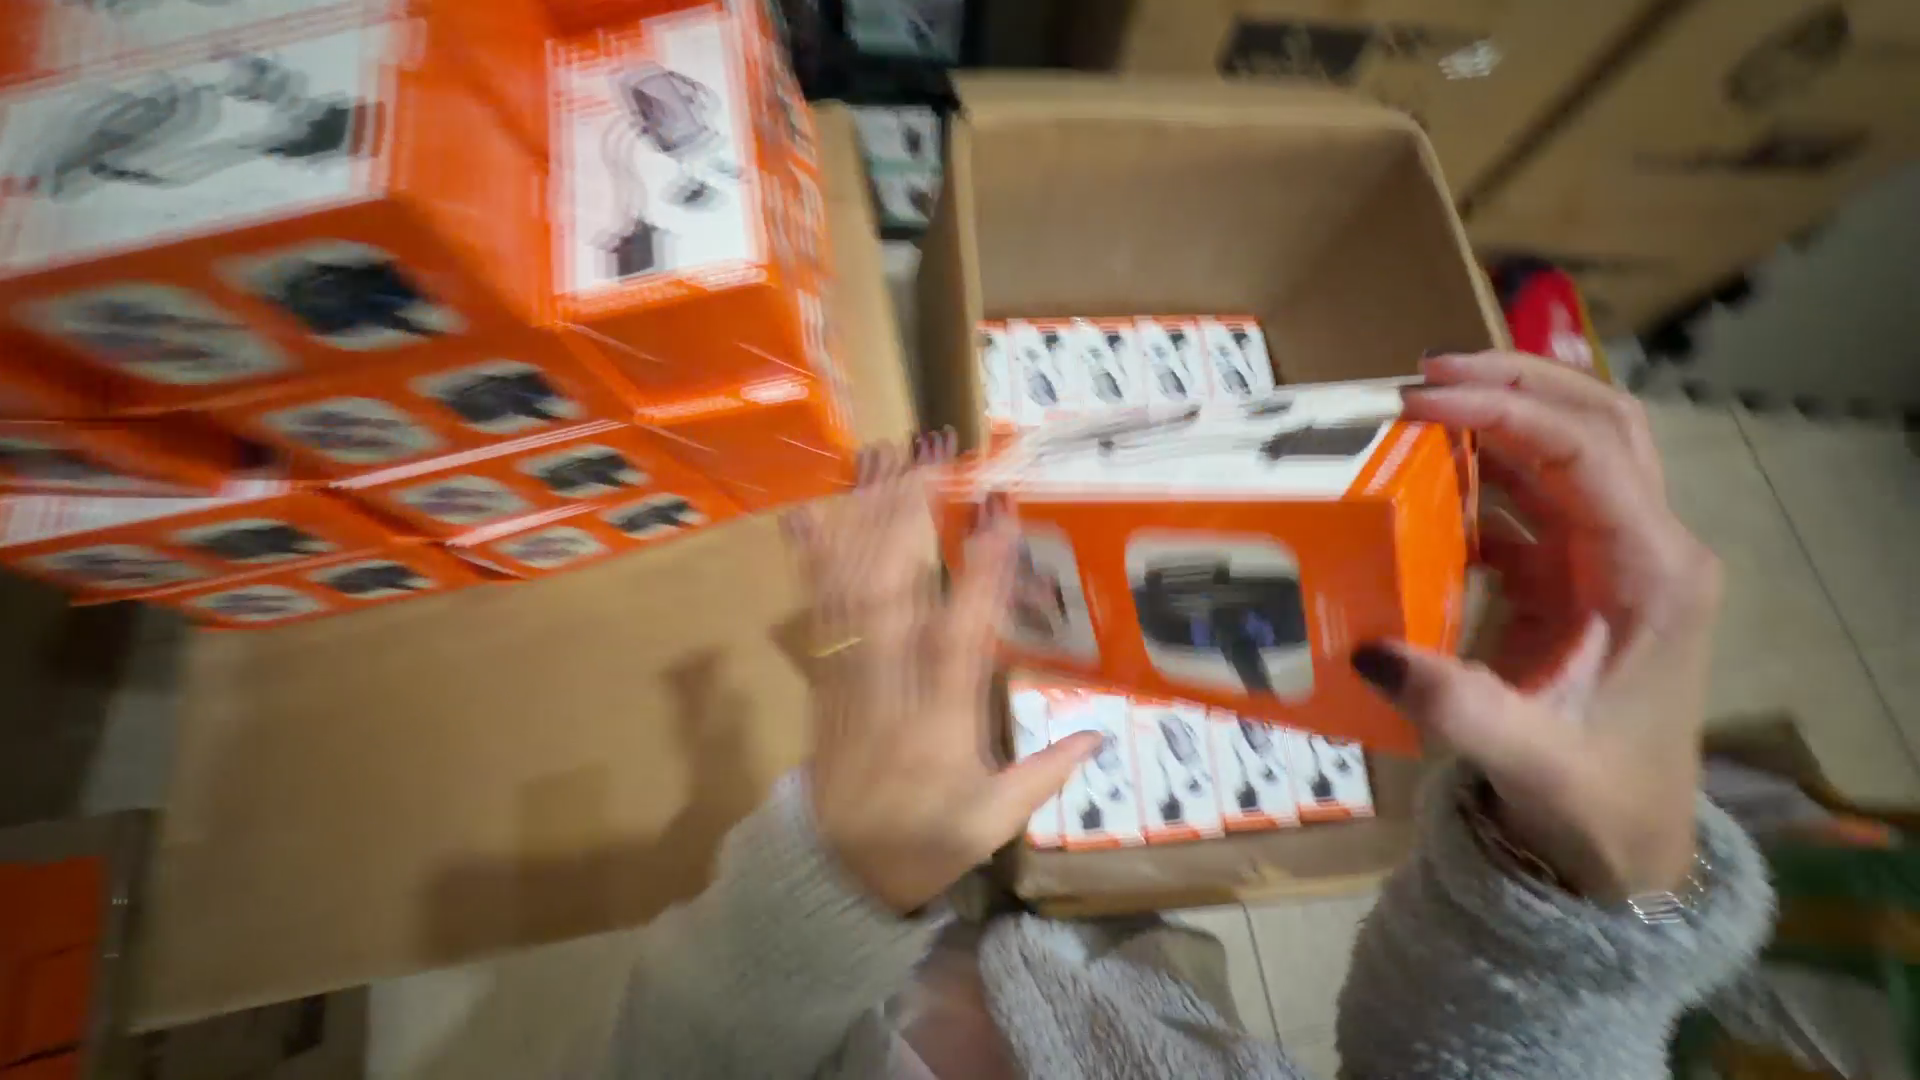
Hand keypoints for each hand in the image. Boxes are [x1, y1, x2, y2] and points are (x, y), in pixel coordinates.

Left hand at [782, 444, 1101, 914]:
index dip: (981, 572)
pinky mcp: (822, 676)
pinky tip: (806, 512)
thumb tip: (1101, 731)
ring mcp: (847, 677)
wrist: (835, 872)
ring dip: (864, 518)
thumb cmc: (922, 844)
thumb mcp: (993, 823)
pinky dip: (811, 559)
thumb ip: (1045, 774)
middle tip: (930, 452)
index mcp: (939, 722)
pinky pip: (815, 611)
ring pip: (850, 588)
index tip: (997, 511)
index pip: (961, 635)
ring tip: (879, 456)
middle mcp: (888, 686)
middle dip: (909, 514)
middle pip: (893, 590)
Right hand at [1353, 352, 1721, 902]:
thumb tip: (1367, 648)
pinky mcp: (1574, 574)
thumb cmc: (1592, 793)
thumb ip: (1454, 703)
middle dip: (1514, 382)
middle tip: (1424, 374)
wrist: (1621, 835)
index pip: (1586, 452)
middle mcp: (1643, 546)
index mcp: (1650, 572)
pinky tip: (1428, 479)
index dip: (1504, 411)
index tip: (1419, 399)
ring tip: (1422, 402)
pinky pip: (1532, 499)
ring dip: (1501, 415)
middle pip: (1598, 422)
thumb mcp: (1527, 755)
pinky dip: (1482, 473)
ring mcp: (1610, 557)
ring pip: (1572, 448)